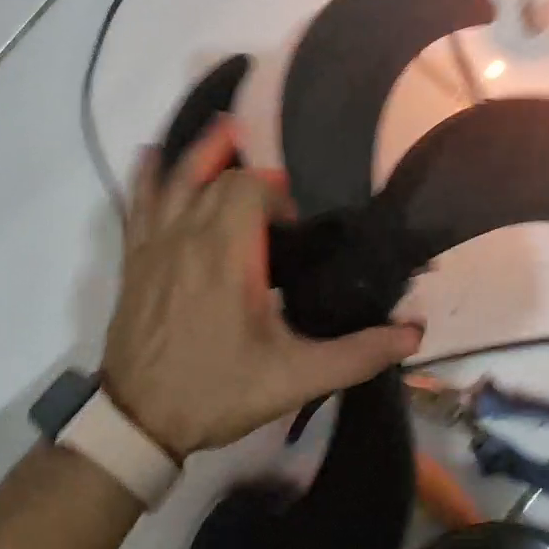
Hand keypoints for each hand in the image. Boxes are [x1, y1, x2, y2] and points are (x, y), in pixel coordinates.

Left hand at [100, 120, 423, 457]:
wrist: (138, 420)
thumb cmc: (217, 391)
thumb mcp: (295, 378)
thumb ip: (357, 354)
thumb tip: (415, 332)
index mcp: (227, 254)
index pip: (251, 190)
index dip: (278, 196)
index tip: (295, 231)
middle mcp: (188, 235)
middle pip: (218, 179)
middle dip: (250, 178)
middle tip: (277, 195)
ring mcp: (155, 245)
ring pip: (176, 180)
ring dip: (202, 153)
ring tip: (226, 128)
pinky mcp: (133, 260)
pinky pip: (136, 205)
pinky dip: (145, 178)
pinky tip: (151, 156)